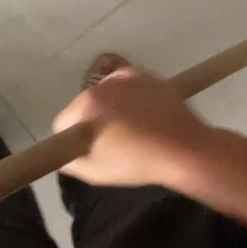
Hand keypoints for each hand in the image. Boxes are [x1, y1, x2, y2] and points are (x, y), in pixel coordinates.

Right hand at [53, 67, 213, 187]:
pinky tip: (139, 112)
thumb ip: (69, 162)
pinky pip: (124, 85)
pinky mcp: (146, 75)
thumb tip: (65, 154)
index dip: (72, 140)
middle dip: (91, 121)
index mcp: (86, 105)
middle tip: (112, 142)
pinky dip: (127, 96)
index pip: (62, 122)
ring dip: (108, 107)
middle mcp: (102, 84)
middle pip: (83, 106)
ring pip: (103, 94)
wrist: (183, 149)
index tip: (90, 150)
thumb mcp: (94, 173)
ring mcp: (126, 76)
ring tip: (129, 128)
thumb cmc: (137, 163)